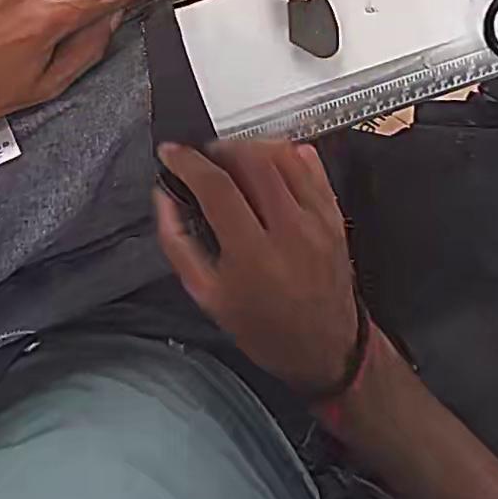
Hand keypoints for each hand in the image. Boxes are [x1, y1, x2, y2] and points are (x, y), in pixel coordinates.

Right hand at [154, 141, 362, 395]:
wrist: (327, 352)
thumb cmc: (263, 327)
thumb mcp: (205, 294)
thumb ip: (176, 241)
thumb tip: (163, 195)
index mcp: (253, 256)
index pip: (216, 186)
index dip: (186, 161)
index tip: (170, 153)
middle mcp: (290, 232)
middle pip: (251, 159)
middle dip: (217, 148)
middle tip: (202, 158)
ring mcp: (318, 220)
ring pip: (281, 153)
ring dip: (248, 146)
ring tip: (231, 159)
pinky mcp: (334, 214)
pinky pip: (310, 163)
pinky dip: (283, 152)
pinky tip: (266, 164)